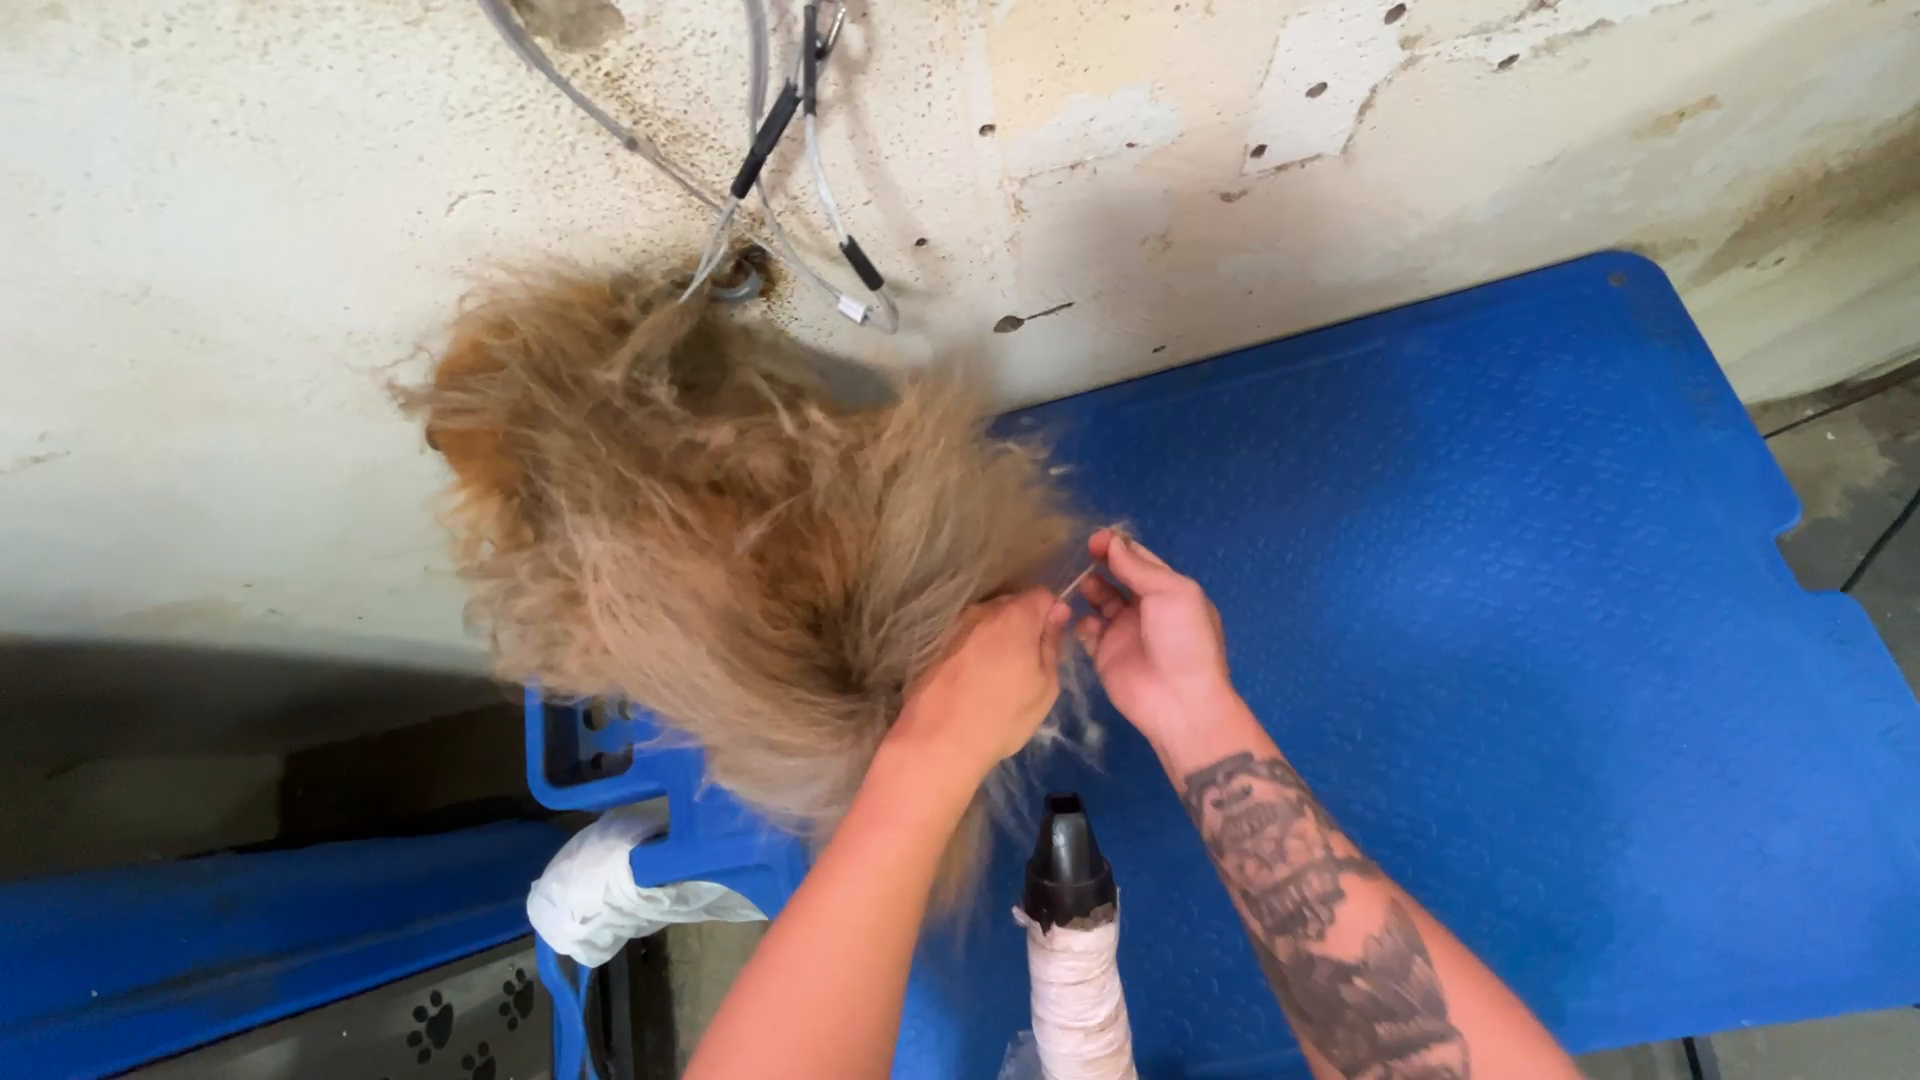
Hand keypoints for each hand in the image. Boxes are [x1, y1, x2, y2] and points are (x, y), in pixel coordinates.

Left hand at [886, 588, 1071, 781]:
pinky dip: (979, 651)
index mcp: (1014, 616)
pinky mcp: (937, 646)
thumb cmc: (1004, 714)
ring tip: (1003, 675)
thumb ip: (1052, 642)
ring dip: (1001, 638)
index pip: (1042, 594)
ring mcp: (956, 627)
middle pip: (1014, 605)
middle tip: (1032, 662)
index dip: (1054, 613)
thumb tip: (1058, 613)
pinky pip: (969, 638)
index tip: (1055, 640)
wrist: (939, 739)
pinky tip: (979, 680)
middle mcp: (982, 612)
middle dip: (1027, 624)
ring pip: (989, 622)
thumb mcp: (1045, 684)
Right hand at [1076, 529, 1241, 752]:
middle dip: (1100, 564)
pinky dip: (1080, 621)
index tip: (1095, 539)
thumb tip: (1112, 542)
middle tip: (1082, 556)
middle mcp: (1145, 608)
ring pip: (1099, 601)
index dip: (1118, 546)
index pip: (1140, 560)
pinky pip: (1087, 631)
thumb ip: (1138, 567)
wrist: (1179, 701)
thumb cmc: (1182, 640)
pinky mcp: (1105, 654)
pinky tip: (1081, 619)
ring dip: (1089, 589)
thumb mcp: (1171, 592)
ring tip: (1080, 585)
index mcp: (1169, 590)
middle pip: (1117, 578)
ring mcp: (1124, 632)